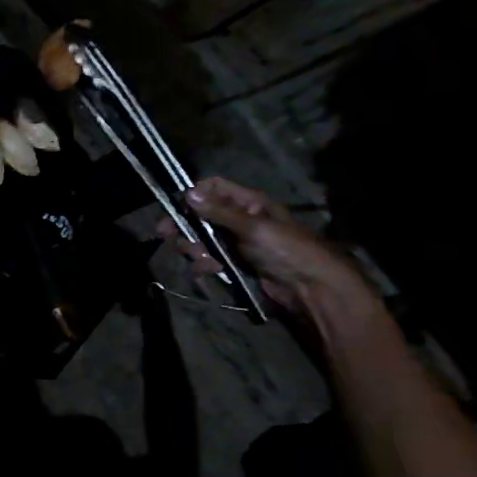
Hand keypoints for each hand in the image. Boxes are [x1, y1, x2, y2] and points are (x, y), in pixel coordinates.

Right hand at [155, 177, 364, 314]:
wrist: (311, 288)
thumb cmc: (288, 250)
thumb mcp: (253, 227)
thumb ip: (218, 212)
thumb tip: (187, 193)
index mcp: (249, 203)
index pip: (214, 187)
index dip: (194, 193)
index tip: (177, 206)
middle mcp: (239, 219)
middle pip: (200, 214)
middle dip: (184, 225)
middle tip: (165, 234)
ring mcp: (234, 241)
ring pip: (199, 238)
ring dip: (193, 247)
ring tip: (200, 257)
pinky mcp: (232, 263)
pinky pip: (207, 258)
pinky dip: (203, 264)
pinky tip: (208, 270)